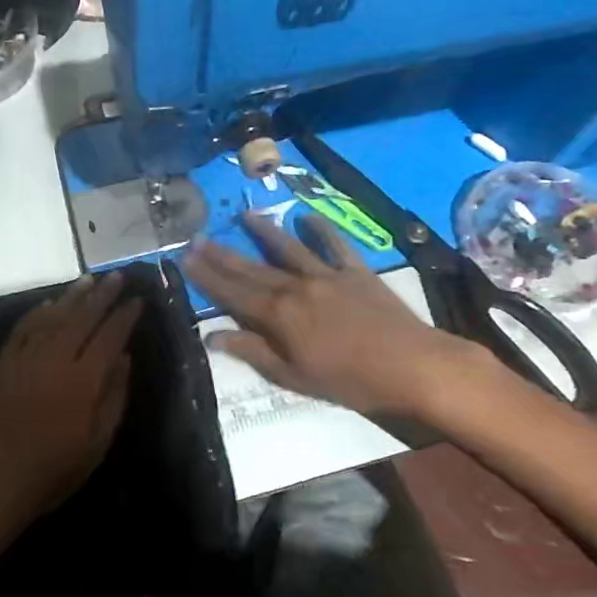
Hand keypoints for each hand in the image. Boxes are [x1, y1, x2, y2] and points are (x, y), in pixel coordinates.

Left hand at [0, 273, 142, 528]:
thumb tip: (125, 357)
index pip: (110, 337)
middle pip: (82, 318)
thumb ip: (115, 396)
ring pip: (53, 318)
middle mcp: (54, 361)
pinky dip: (39, 313)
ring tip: (90, 280)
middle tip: (118, 277)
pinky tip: (50, 304)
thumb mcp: (98, 442)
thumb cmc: (53, 472)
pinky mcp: (3, 366)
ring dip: (73, 297)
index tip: (138, 300)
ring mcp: (24, 361)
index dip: (125, 316)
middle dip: (103, 296)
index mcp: (82, 382)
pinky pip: (23, 330)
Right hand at [184, 212, 490, 417]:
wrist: (409, 364)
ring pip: (288, 248)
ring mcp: (327, 274)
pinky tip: (305, 216)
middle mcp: (297, 286)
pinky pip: (333, 244)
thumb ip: (254, 352)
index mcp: (280, 316)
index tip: (187, 258)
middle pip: (253, 268)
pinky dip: (319, 229)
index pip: (234, 292)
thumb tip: (214, 336)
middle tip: (199, 237)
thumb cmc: (350, 381)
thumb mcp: (295, 376)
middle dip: (224, 254)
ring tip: (244, 215)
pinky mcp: (355, 270)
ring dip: (264, 231)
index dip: (208, 276)